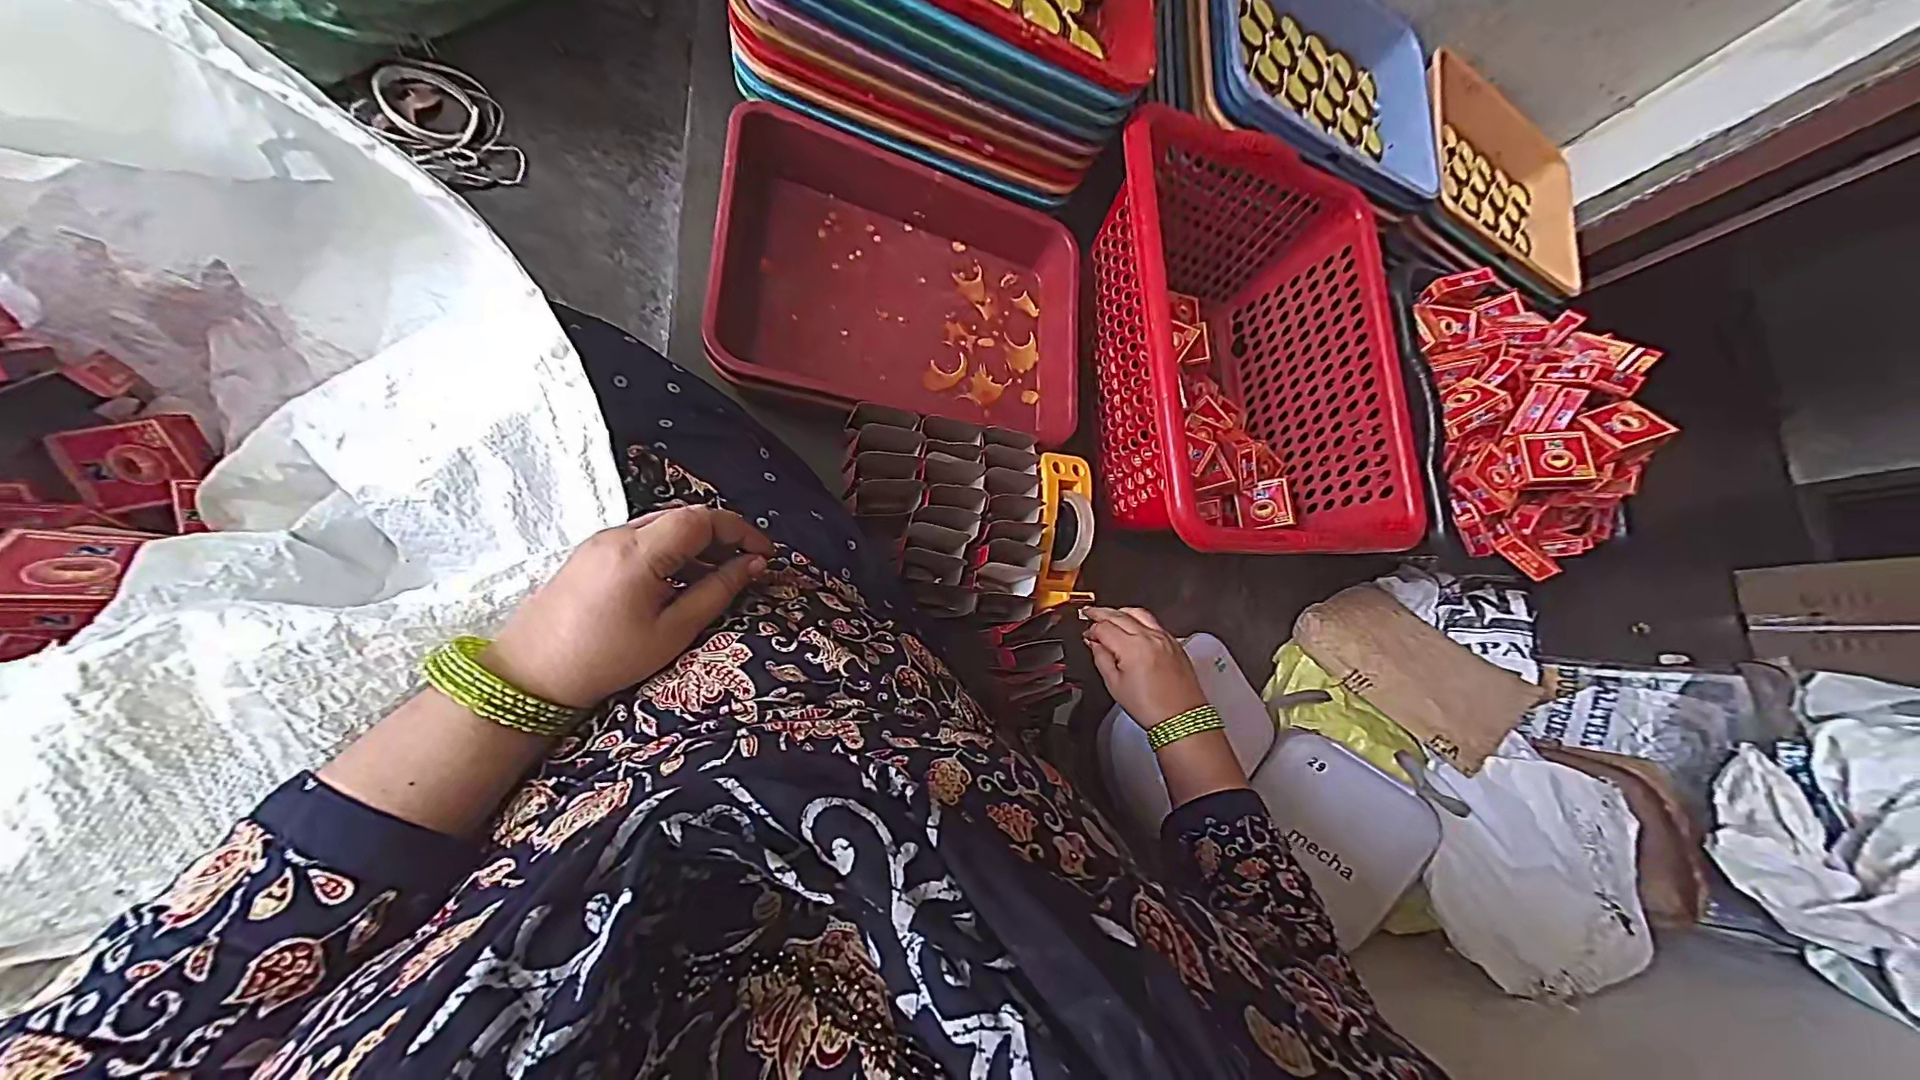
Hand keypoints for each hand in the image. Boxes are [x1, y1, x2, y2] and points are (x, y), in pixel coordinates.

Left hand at [483, 506, 773, 707]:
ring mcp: (601, 541)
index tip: (765, 553)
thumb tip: (753, 565)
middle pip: (684, 516)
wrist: (530, 675)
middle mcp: (618, 535)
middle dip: (724, 535)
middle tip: (748, 564)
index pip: (702, 519)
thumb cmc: (606, 658)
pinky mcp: (592, 553)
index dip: (741, 531)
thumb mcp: (673, 630)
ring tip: (721, 574)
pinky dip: (674, 549)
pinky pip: (644, 537)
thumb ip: (718, 590)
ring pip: (664, 525)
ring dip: (699, 542)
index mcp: (639, 551)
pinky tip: (683, 578)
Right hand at [1082, 606, 1206, 727]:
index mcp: (1132, 647)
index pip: (1104, 627)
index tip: (1087, 634)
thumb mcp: (1114, 684)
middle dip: (1101, 613)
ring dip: (1120, 612)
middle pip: (1119, 615)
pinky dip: (1138, 619)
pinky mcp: (1174, 642)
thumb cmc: (1151, 706)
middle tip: (1090, 613)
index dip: (1091, 629)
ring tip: (1110, 614)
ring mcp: (1164, 638)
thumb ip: (1101, 658)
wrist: (1180, 717)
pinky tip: (1132, 624)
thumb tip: (1094, 644)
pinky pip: (1153, 622)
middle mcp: (1149, 637)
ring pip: (1138, 613)